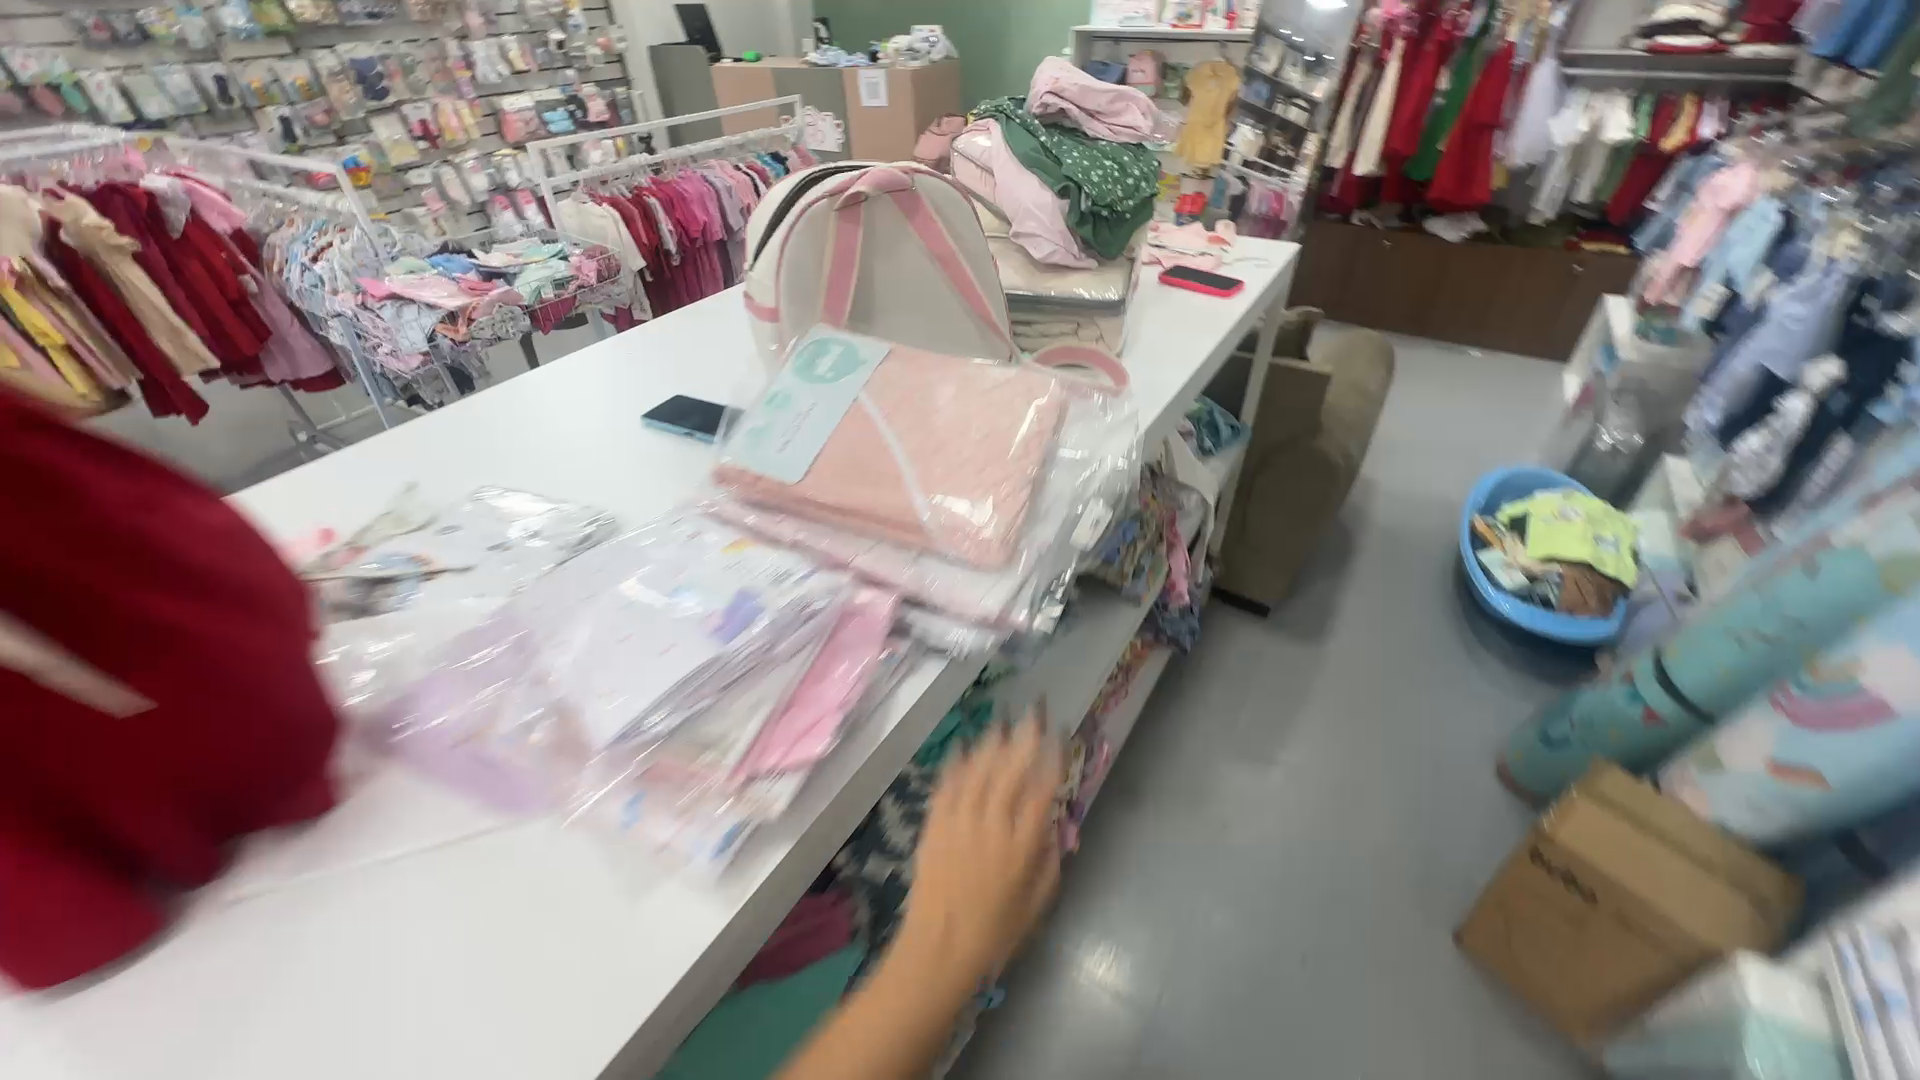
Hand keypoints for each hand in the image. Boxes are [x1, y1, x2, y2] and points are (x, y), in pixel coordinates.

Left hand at [895, 707, 1064, 984]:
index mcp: (1023, 842)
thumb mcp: (1038, 900)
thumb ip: (1049, 857)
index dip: (1053, 756)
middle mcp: (992, 823)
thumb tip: (1052, 823)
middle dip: (1024, 736)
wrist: (940, 948)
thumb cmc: (997, 930)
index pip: (1043, 787)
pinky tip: (965, 747)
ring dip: (992, 741)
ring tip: (1003, 719)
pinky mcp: (935, 823)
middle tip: (1034, 710)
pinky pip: (948, 784)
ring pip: (979, 769)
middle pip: (1011, 768)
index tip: (1060, 732)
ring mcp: (960, 820)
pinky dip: (958, 763)